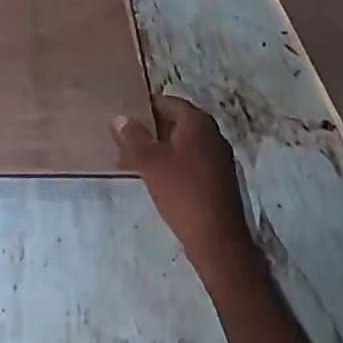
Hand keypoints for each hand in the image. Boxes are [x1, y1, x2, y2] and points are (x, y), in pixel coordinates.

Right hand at [115, 96, 254, 265]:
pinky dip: (176, 163)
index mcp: (198, 121)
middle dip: (152, 131)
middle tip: (128, 142)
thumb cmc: (182, 193)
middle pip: (177, 122)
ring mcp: (220, 155)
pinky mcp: (222, 177)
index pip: (167, 102)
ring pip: (185, 143)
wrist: (218, 240)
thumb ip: (133, 138)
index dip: (145, 108)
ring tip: (139, 162)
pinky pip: (194, 160)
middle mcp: (212, 131)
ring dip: (163, 149)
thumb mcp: (150, 164)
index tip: (126, 119)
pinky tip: (161, 180)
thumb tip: (120, 118)